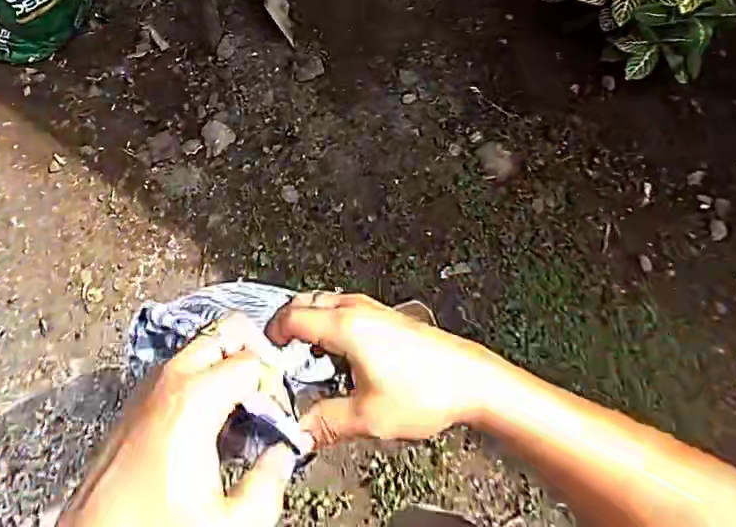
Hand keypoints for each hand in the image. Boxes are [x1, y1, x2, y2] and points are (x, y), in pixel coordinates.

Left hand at [60, 314, 294, 526]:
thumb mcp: (230, 523)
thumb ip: (268, 484)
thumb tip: (282, 458)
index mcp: (194, 397)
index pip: (252, 360)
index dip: (276, 385)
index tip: (283, 416)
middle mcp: (169, 379)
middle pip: (223, 332)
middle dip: (253, 351)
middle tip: (270, 392)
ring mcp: (149, 387)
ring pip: (200, 349)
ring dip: (227, 366)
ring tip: (245, 411)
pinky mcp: (136, 404)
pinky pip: (179, 371)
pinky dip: (203, 380)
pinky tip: (213, 423)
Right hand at [266, 291, 505, 446]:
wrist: (470, 380)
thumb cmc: (427, 389)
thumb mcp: (368, 416)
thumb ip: (327, 422)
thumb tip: (302, 432)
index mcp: (344, 324)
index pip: (292, 316)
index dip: (272, 334)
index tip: (264, 353)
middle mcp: (354, 308)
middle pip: (305, 303)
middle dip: (288, 327)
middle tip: (281, 357)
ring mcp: (371, 309)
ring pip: (325, 304)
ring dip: (310, 325)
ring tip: (309, 360)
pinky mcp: (384, 316)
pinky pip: (343, 310)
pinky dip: (329, 326)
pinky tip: (339, 359)